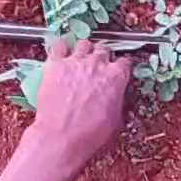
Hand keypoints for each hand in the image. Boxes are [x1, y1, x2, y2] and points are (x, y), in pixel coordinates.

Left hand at [25, 37, 132, 179]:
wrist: (62, 137)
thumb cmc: (89, 134)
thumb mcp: (115, 121)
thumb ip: (118, 101)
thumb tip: (117, 97)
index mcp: (116, 77)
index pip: (125, 62)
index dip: (122, 68)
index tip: (119, 71)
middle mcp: (97, 64)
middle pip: (104, 49)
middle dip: (103, 57)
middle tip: (99, 67)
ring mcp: (75, 62)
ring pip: (83, 43)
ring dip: (84, 50)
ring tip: (81, 59)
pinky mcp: (55, 64)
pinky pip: (59, 45)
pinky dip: (61, 48)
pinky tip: (62, 55)